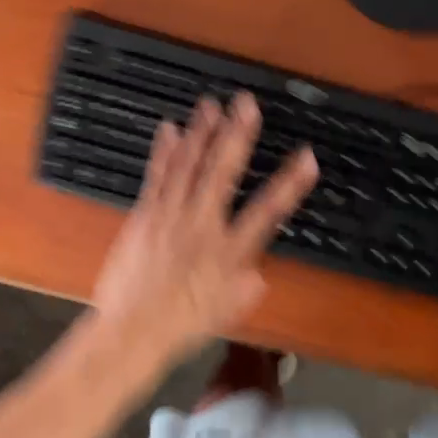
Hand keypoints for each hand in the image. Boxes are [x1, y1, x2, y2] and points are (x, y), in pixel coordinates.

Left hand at [85, 93, 317, 373]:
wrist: (131, 333)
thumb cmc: (181, 325)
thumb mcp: (227, 310)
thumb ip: (246, 285)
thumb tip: (258, 273)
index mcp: (230, 251)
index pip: (268, 211)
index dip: (291, 183)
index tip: (307, 157)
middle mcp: (202, 227)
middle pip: (223, 173)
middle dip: (237, 135)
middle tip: (247, 104)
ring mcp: (171, 218)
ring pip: (189, 167)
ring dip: (202, 133)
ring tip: (212, 105)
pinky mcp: (145, 216)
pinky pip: (157, 177)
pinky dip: (164, 152)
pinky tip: (169, 129)